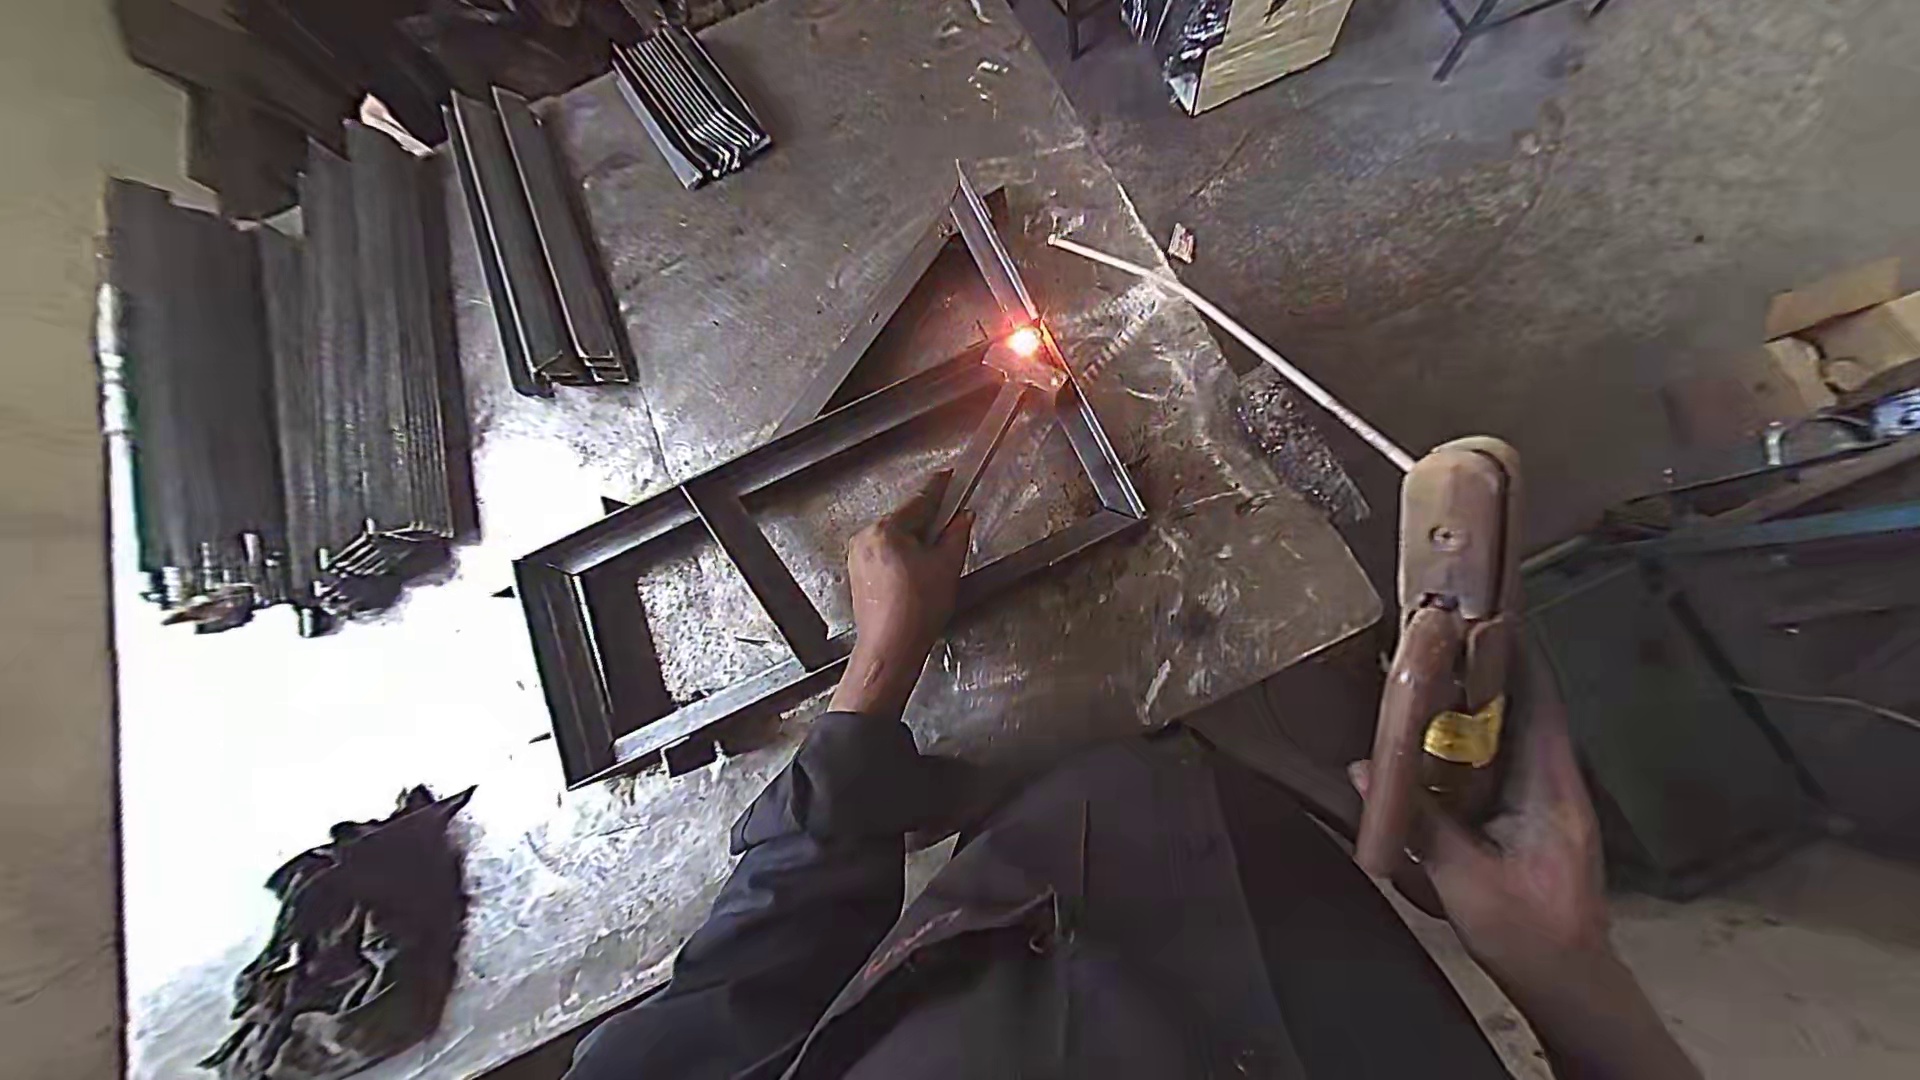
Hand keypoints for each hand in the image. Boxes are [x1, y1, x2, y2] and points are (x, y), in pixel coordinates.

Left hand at [829, 472, 972, 717]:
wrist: (890, 647)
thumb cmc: (918, 608)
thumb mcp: (946, 565)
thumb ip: (956, 534)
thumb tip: (962, 516)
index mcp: (886, 530)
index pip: (919, 501)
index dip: (940, 488)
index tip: (950, 476)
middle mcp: (866, 537)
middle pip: (906, 519)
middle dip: (929, 522)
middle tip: (953, 527)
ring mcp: (858, 556)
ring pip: (895, 537)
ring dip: (916, 540)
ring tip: (936, 560)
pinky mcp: (858, 573)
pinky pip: (885, 553)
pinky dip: (903, 556)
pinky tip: (918, 573)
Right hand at [1370, 654, 1609, 975]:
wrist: (1567, 985)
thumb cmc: (1530, 935)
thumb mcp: (1467, 878)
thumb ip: (1418, 821)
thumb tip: (1362, 767)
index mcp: (1552, 791)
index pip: (1542, 709)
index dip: (1521, 660)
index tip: (1487, 616)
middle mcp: (1548, 783)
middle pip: (1520, 709)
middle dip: (1483, 667)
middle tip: (1433, 632)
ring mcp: (1533, 797)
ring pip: (1502, 731)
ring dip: (1467, 697)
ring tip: (1421, 665)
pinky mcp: (1514, 810)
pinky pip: (1485, 756)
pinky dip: (1456, 731)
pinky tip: (1420, 725)